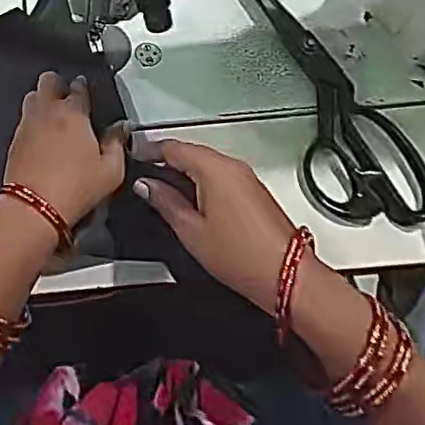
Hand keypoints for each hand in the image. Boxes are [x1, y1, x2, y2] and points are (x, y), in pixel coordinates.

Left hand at [2, 72, 126, 226]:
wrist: (34, 207)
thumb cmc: (74, 188)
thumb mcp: (111, 170)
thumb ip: (117, 143)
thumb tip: (120, 130)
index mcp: (73, 113)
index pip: (79, 86)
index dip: (84, 86)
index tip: (88, 92)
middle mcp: (47, 111)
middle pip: (48, 80)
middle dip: (58, 83)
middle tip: (68, 96)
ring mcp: (27, 124)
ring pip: (31, 96)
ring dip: (43, 99)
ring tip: (55, 114)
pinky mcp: (14, 140)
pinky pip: (24, 119)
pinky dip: (33, 120)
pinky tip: (43, 136)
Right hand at [134, 139, 302, 313]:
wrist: (288, 277)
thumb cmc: (245, 257)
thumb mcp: (190, 231)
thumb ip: (164, 201)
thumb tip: (148, 186)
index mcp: (214, 169)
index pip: (172, 147)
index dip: (149, 151)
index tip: (136, 157)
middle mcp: (233, 167)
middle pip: (190, 152)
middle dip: (166, 162)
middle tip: (146, 178)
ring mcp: (246, 178)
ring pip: (206, 163)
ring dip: (185, 173)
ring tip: (166, 194)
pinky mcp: (254, 191)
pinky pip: (221, 176)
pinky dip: (203, 182)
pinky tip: (193, 203)